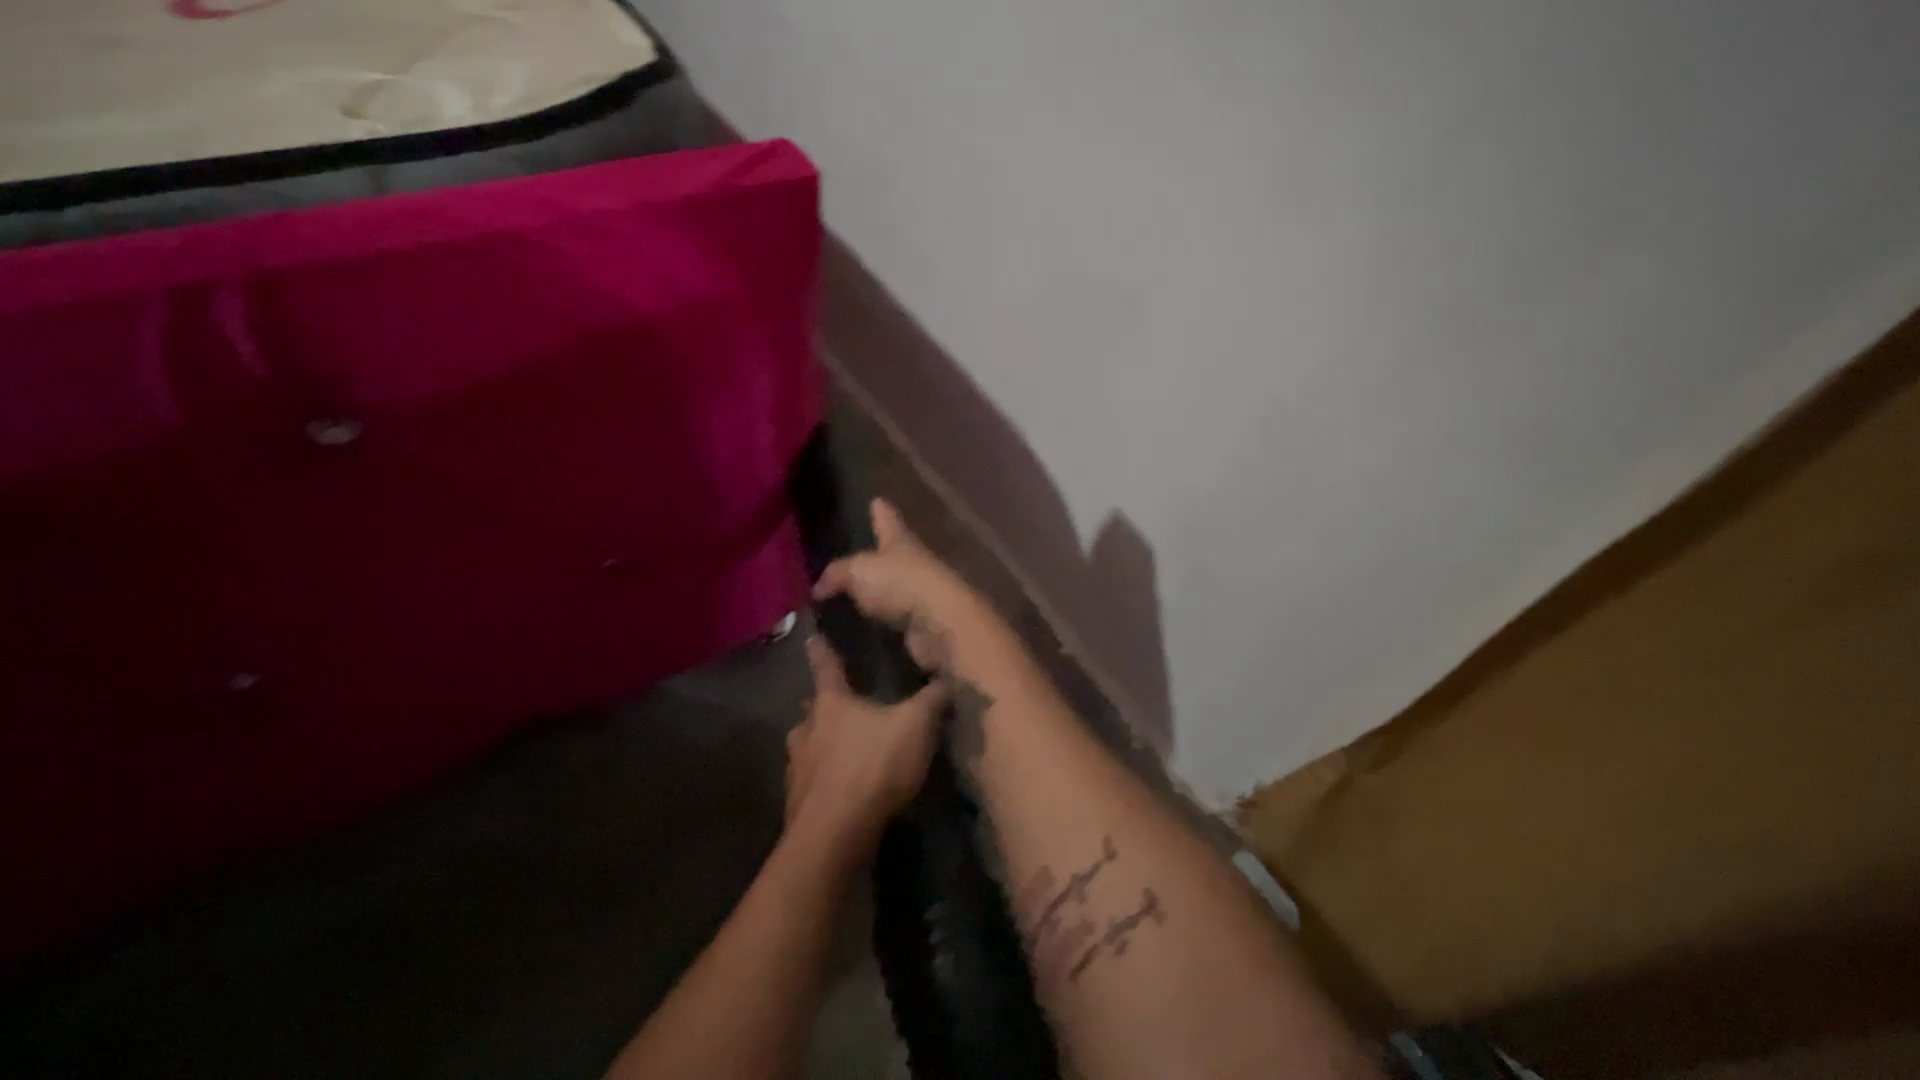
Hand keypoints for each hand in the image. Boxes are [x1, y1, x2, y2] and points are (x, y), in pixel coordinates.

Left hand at [785, 636, 949, 853]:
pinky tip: (842, 789)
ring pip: (808, 746)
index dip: (821, 650)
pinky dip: (825, 780)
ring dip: (821, 745)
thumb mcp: (915, 727)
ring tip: (843, 749)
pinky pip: (812, 782)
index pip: (825, 666)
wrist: (835, 835)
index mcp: (830, 703)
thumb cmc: (873, 767)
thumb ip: (933, 700)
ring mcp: (797, 768)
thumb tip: (949, 676)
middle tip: (839, 704)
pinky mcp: (798, 802)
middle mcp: (806, 729)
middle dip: (823, 706)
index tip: (811, 637)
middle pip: (813, 710)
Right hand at [813, 499, 982, 671]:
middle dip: (880, 554)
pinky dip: (884, 619)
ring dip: (882, 590)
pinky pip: (897, 618)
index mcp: (900, 540)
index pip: (887, 520)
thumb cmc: (900, 582)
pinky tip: (869, 624)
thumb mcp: (858, 571)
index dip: (881, 511)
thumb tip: (819, 587)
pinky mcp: (923, 624)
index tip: (877, 500)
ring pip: (897, 587)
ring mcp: (922, 594)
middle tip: (859, 556)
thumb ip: (836, 575)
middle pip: (895, 553)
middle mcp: (914, 562)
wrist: (940, 623)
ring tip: (858, 594)